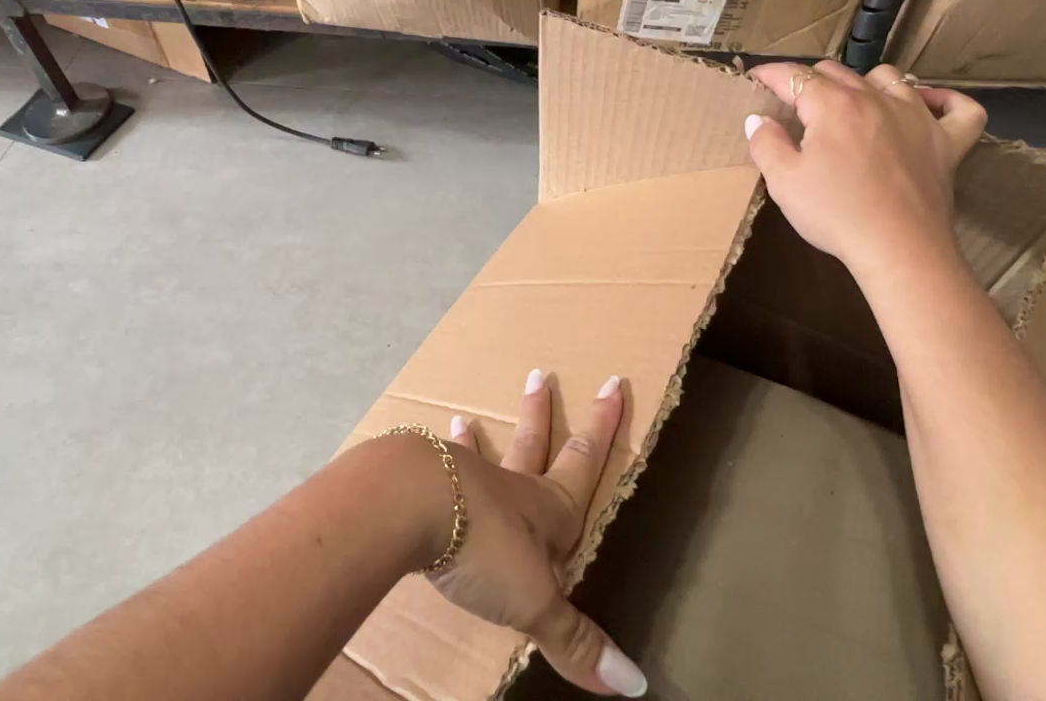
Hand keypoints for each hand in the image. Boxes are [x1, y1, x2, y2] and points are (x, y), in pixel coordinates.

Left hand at [433, 370, 644, 696]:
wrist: (408, 506)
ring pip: (480, 456)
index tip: (613, 384)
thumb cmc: (482, 547)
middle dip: (546, 414)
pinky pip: (434, 473)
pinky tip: (420, 458)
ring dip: (479, 438)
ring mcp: (465, 481)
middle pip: (536, 444)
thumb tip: (637, 685)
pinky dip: (433, 465)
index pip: (585, 462)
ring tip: (463, 416)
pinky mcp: (424, 486)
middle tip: (540, 375)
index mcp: (547, 508)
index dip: (604, 427)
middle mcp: (510, 487)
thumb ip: (576, 641)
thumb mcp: (535, 602)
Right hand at [744, 61, 985, 279]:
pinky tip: (929, 104)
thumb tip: (758, 119)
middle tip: (795, 98)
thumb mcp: (783, 181)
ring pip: (890, 79)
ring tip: (853, 99)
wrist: (898, 248)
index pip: (795, 77)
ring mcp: (917, 117)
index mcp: (833, 106)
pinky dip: (945, 101)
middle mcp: (875, 99)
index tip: (757, 76)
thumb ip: (766, 143)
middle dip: (811, 78)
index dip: (771, 74)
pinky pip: (959, 110)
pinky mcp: (947, 143)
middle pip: (838, 72)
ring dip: (865, 82)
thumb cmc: (835, 213)